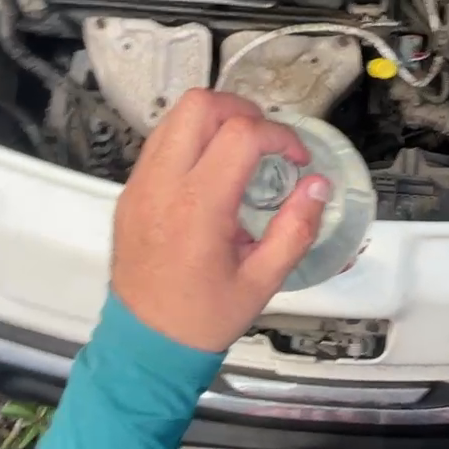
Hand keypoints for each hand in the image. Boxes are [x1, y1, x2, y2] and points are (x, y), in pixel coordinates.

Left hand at [110, 89, 330, 351]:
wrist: (146, 343)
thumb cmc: (202, 317)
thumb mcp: (263, 281)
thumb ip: (296, 229)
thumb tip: (317, 187)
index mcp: (198, 208)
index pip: (241, 135)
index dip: (280, 136)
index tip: (296, 158)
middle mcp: (162, 186)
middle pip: (199, 106)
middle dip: (243, 112)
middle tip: (267, 141)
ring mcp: (140, 186)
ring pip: (175, 117)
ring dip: (215, 121)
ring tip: (242, 152)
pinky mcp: (131, 192)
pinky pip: (160, 142)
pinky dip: (191, 140)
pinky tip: (214, 172)